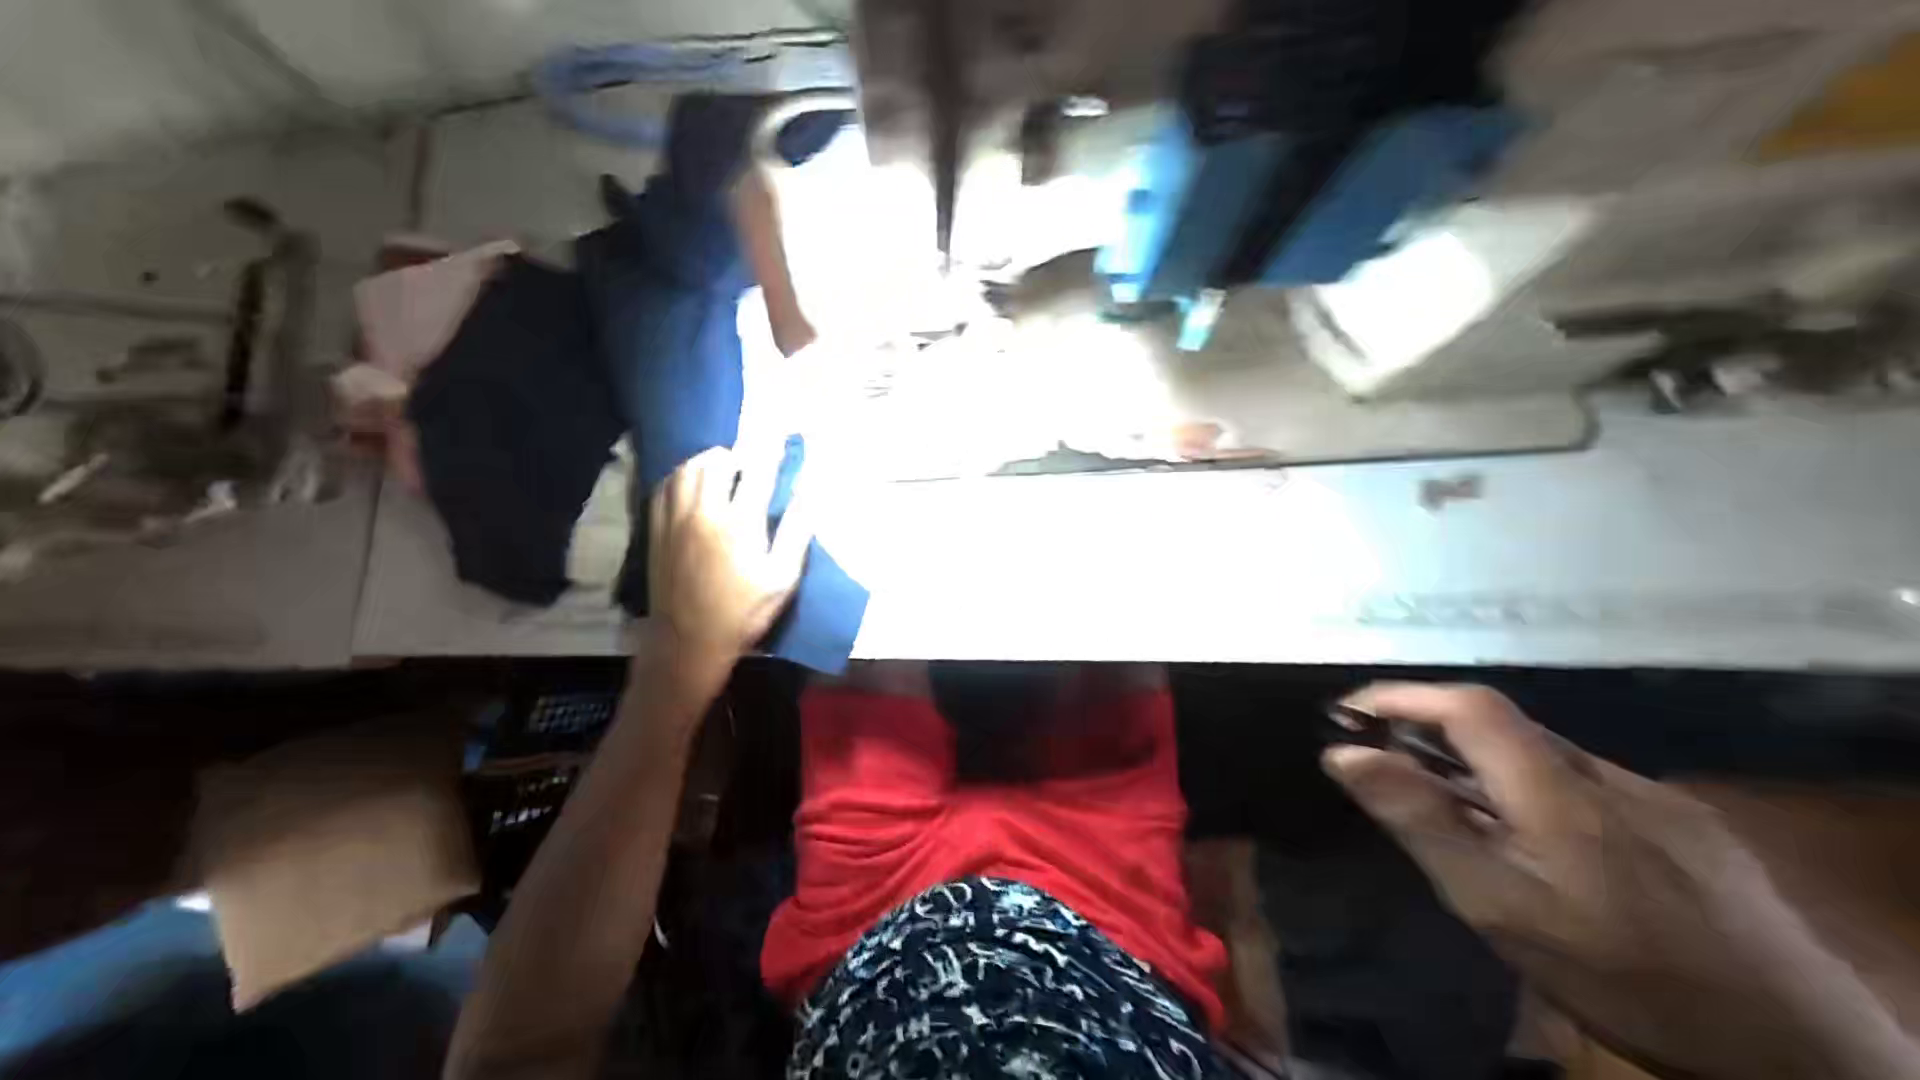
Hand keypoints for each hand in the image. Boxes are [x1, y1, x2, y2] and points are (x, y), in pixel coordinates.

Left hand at [646, 445, 810, 666]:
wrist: (688, 642)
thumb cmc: (744, 612)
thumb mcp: (782, 577)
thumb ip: (797, 530)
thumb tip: (810, 491)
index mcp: (738, 522)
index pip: (758, 469)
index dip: (772, 448)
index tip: (783, 434)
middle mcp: (703, 511)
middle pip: (717, 460)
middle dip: (739, 453)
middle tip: (754, 462)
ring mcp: (674, 518)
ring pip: (688, 468)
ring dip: (709, 460)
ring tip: (725, 469)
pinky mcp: (656, 529)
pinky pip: (666, 485)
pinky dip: (683, 476)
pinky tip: (695, 485)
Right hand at [1322, 682, 1888, 1079]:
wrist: (1802, 1057)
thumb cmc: (1621, 975)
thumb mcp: (1495, 904)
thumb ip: (1419, 820)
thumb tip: (1343, 754)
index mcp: (1559, 791)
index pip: (1470, 705)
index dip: (1403, 695)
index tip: (1352, 712)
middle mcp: (1609, 776)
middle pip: (1504, 725)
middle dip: (1433, 730)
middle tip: (1387, 762)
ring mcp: (1660, 798)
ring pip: (1545, 755)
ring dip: (1483, 763)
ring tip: (1452, 806)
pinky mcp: (1691, 826)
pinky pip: (1587, 783)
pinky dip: (1534, 788)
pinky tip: (1537, 839)